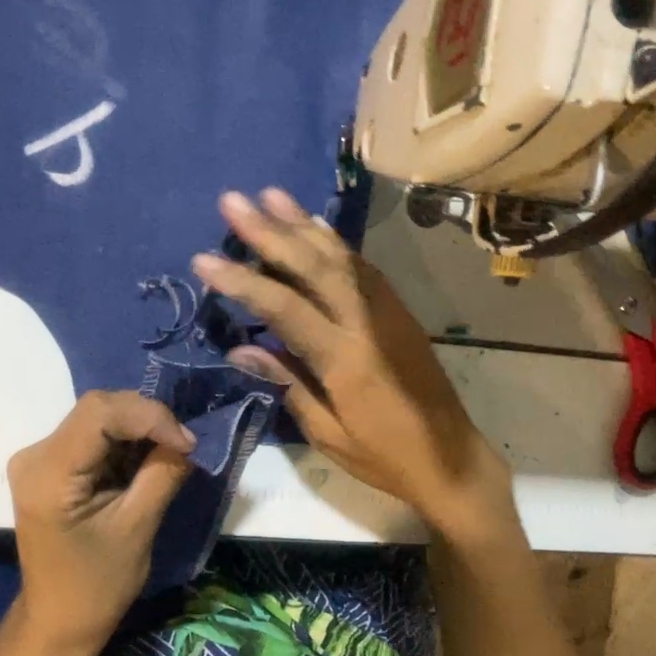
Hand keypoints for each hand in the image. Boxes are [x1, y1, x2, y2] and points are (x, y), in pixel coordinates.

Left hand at [7, 391, 196, 655]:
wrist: (58, 620)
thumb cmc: (97, 586)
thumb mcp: (138, 529)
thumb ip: (163, 475)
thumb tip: (190, 440)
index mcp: (49, 475)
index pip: (100, 413)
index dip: (150, 416)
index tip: (188, 444)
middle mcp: (34, 456)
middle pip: (98, 410)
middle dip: (147, 421)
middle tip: (185, 448)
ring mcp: (38, 460)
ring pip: (98, 419)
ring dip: (139, 431)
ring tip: (172, 456)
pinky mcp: (50, 467)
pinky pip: (93, 438)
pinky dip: (126, 444)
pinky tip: (147, 463)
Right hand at [191, 189, 512, 536]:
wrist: (451, 459)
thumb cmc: (384, 457)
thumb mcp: (328, 434)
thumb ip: (289, 384)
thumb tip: (243, 347)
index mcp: (344, 360)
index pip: (285, 308)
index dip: (243, 282)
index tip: (204, 260)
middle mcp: (367, 324)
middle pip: (314, 266)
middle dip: (271, 232)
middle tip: (233, 202)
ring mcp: (388, 313)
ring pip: (341, 257)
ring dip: (303, 225)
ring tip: (270, 196)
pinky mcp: (400, 312)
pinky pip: (363, 268)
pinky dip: (334, 244)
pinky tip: (313, 227)